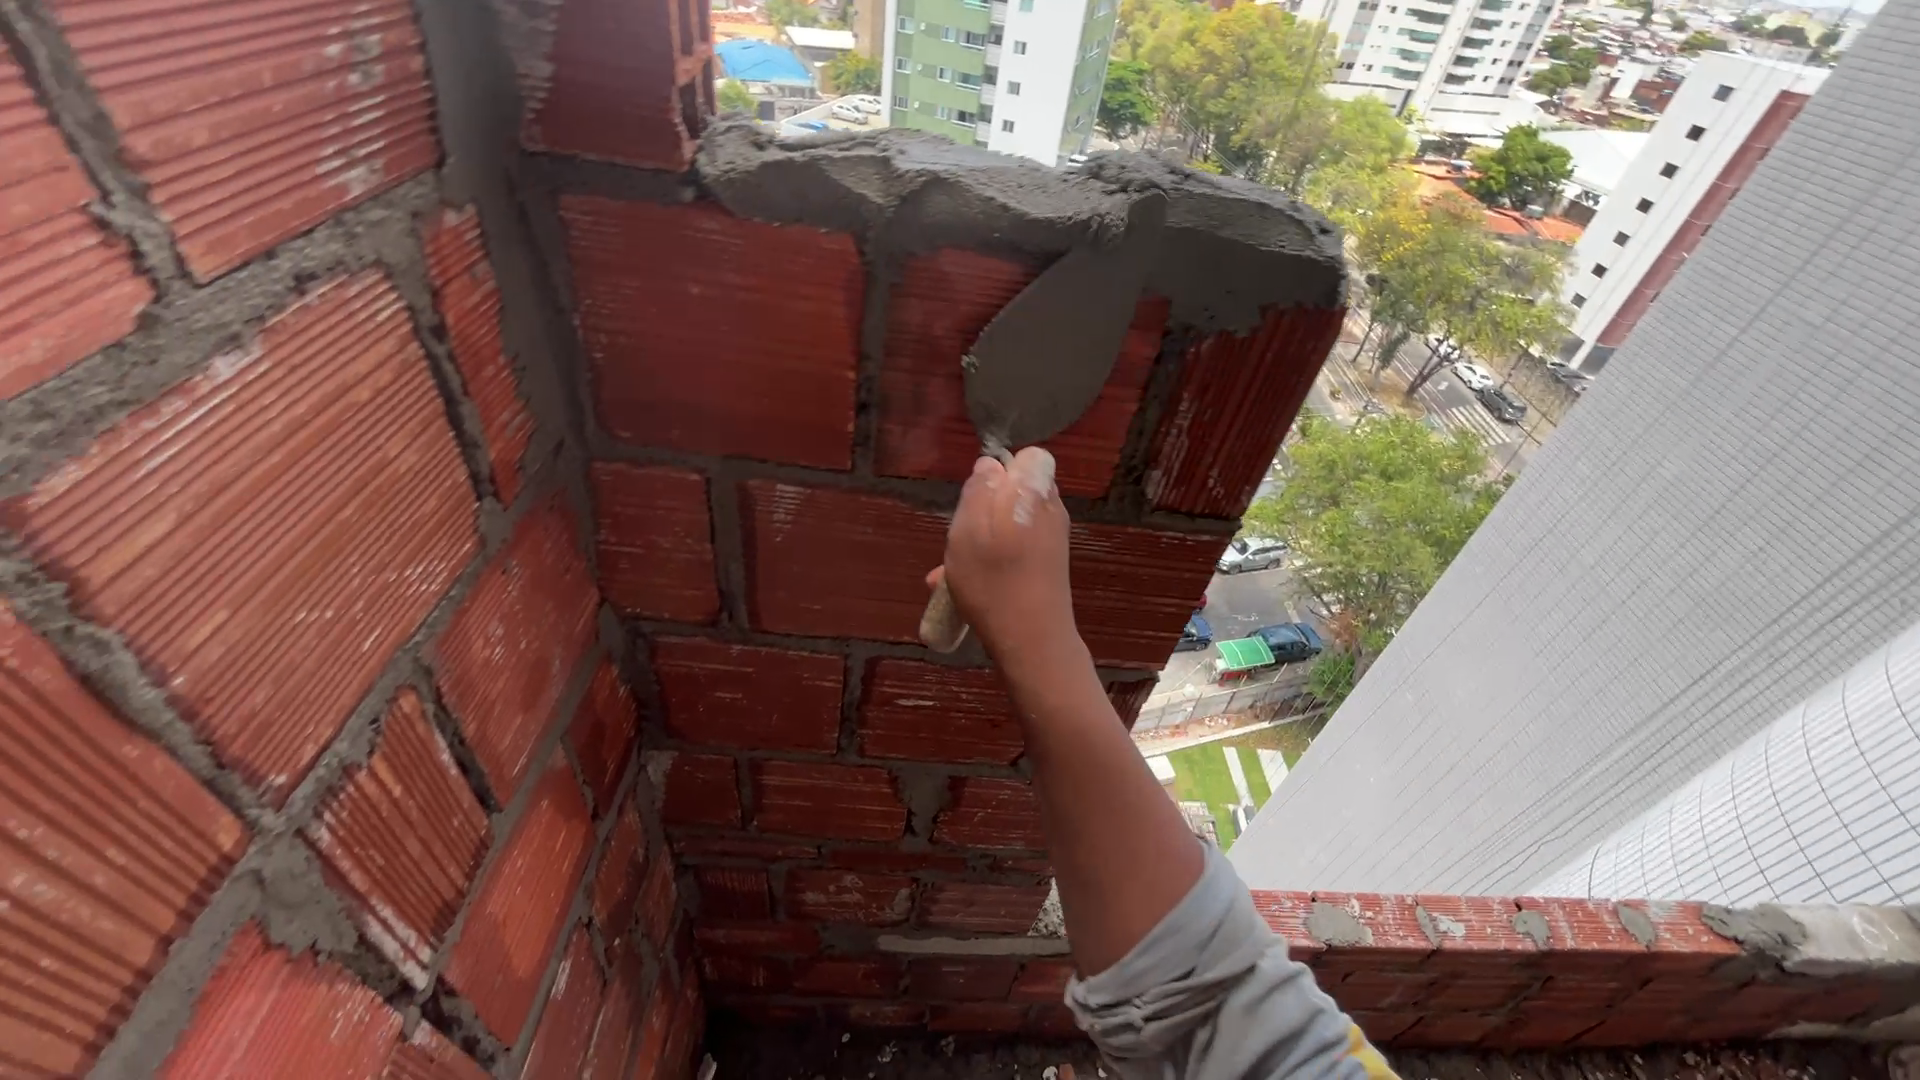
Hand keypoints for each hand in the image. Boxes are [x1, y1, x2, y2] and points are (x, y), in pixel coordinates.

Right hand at [929, 448, 1077, 666]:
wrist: (1033, 642)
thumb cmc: (993, 582)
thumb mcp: (968, 530)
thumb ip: (979, 490)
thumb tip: (991, 465)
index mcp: (1035, 492)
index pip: (1030, 456)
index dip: (1001, 468)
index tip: (978, 494)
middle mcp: (1050, 510)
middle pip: (1015, 492)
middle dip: (983, 508)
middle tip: (958, 537)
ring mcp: (1052, 540)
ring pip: (1009, 524)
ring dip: (979, 540)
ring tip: (949, 572)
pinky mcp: (1048, 566)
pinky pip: (1015, 549)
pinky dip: (991, 561)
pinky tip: (963, 589)